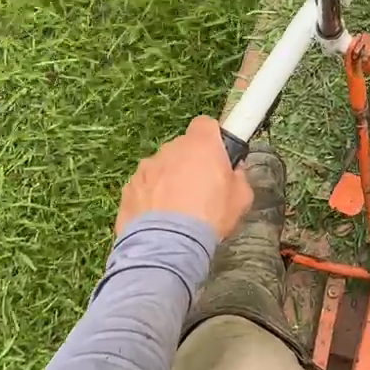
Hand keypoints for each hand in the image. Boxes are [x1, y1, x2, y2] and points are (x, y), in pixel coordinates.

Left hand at [115, 117, 253, 239]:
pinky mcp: (128, 188)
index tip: (218, 156)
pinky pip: (145, 187)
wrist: (167, 245)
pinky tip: (160, 220)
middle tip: (202, 190)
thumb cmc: (210, 216)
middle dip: (191, 163)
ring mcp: (146, 168)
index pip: (205, 124)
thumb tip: (234, 172)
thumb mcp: (241, 199)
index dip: (213, 138)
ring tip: (178, 210)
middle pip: (183, 147)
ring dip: (169, 180)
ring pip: (162, 167)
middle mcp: (170, 149)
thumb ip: (239, 178)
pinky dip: (151, 198)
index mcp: (201, 144)